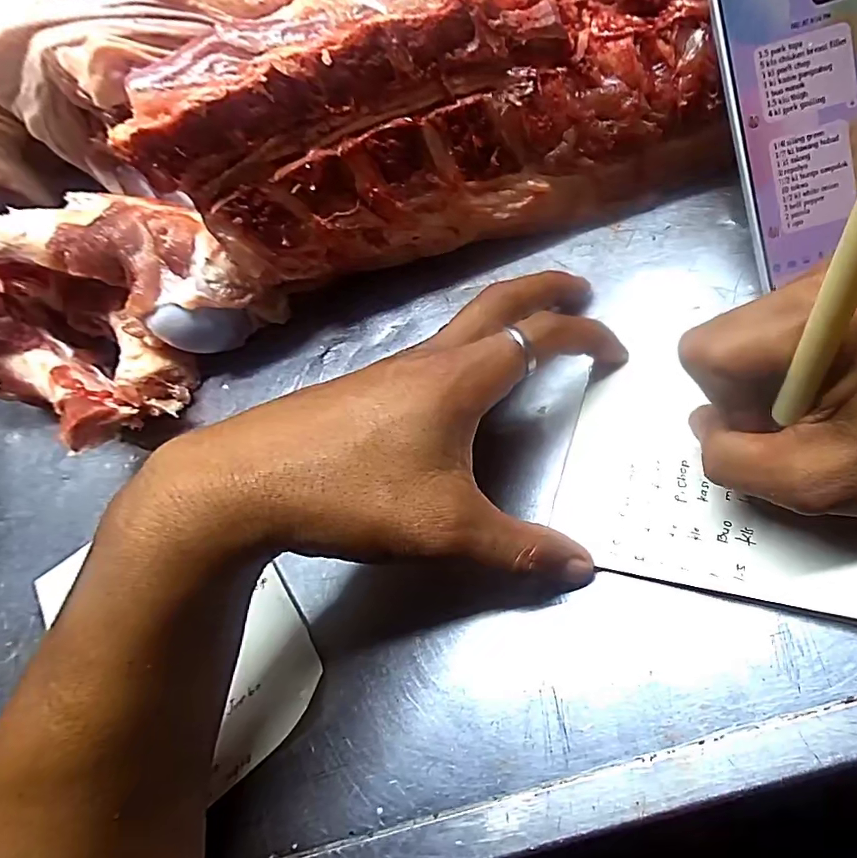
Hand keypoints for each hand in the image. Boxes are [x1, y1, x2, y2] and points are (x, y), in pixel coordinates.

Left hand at [113, 271, 626, 585]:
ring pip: (462, 324)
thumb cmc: (351, 496)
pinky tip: (461, 380)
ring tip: (531, 333)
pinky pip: (435, 349)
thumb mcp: (445, 530)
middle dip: (546, 290)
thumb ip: (517, 548)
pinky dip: (471, 344)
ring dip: (506, 317)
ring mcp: (391, 370)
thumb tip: (584, 567)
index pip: (538, 339)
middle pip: (498, 303)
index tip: (617, 348)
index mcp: (458, 381)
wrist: (238, 485)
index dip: (585, 337)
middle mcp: (429, 361)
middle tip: (581, 290)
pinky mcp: (365, 388)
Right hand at [678, 266, 856, 513]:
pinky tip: (832, 398)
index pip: (706, 351)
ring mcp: (824, 283)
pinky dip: (783, 380)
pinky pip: (767, 341)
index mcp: (817, 311)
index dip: (728, 406)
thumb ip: (734, 460)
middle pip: (720, 344)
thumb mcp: (816, 482)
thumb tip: (703, 424)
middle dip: (746, 399)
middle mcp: (813, 279)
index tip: (783, 429)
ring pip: (740, 344)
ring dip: (766, 393)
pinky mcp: (831, 297)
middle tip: (808, 428)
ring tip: (826, 415)